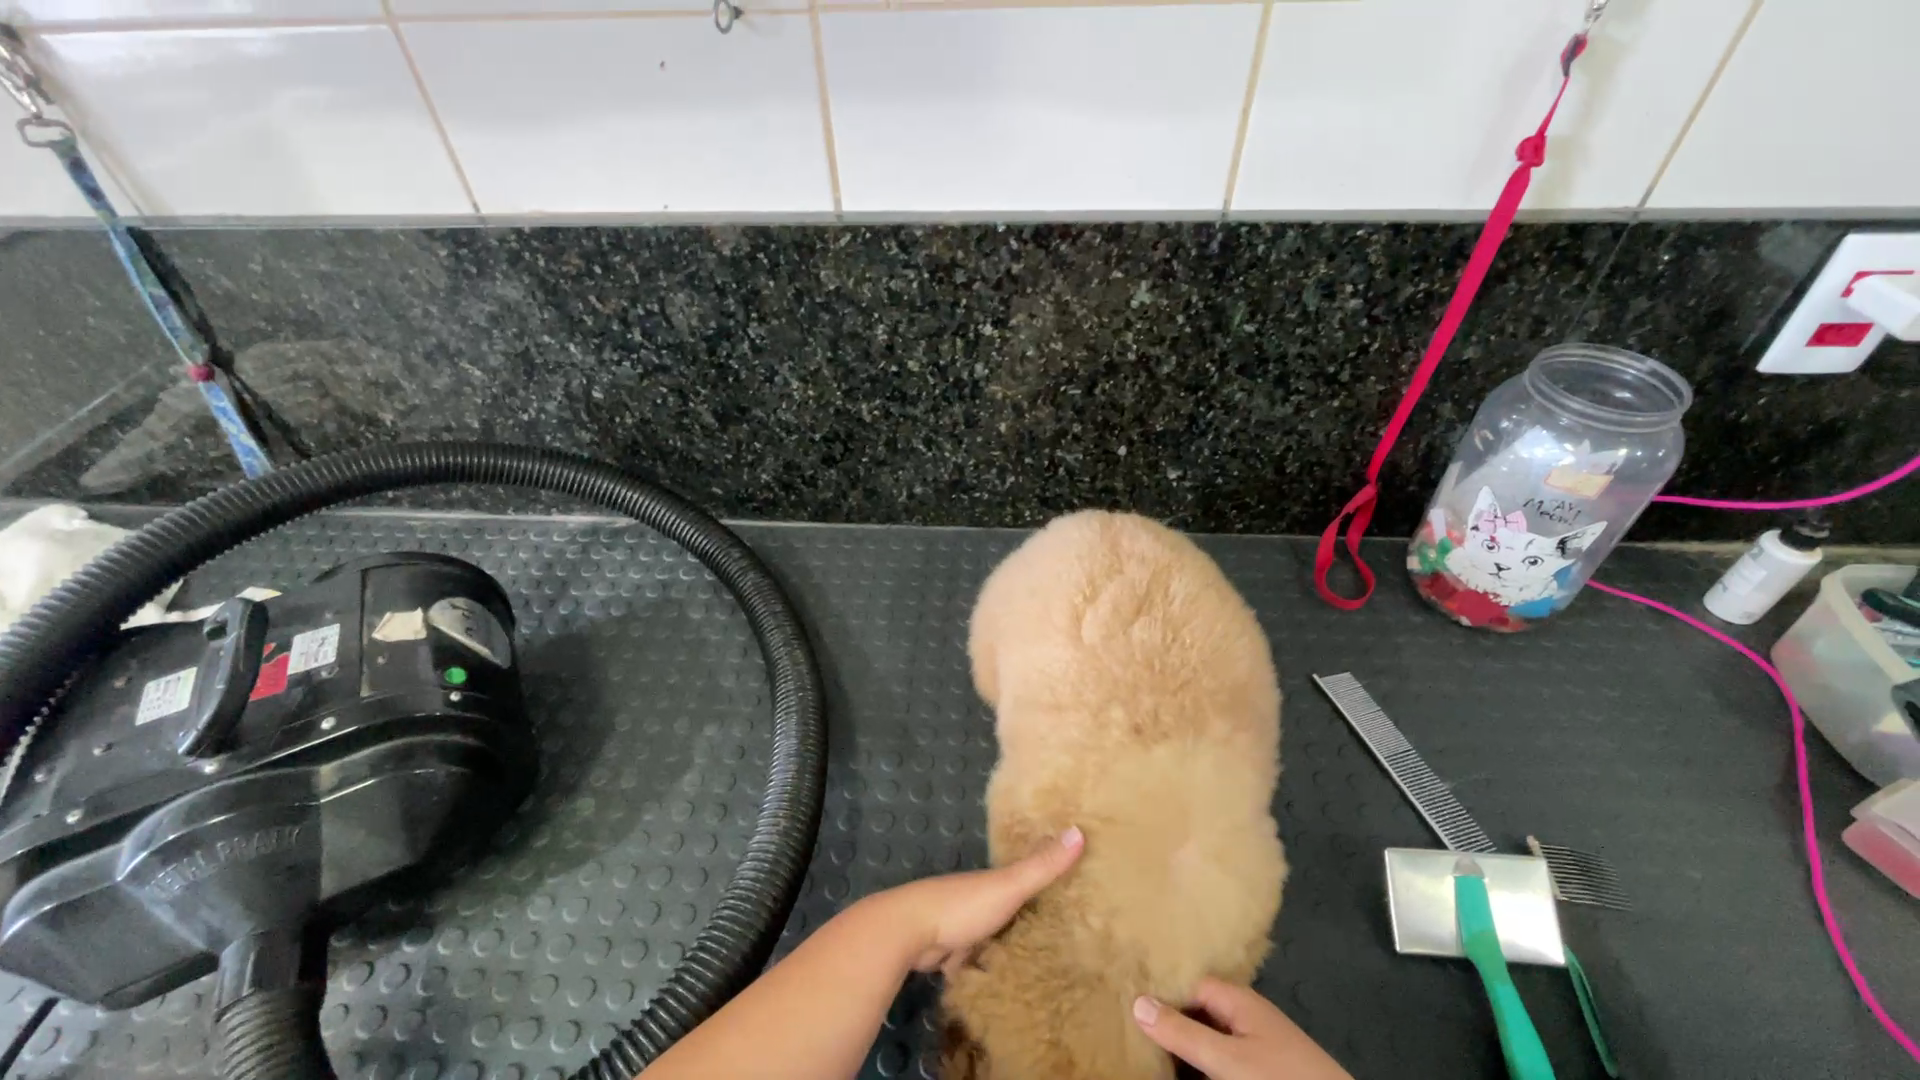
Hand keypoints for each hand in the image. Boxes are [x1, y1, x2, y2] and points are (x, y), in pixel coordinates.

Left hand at [869, 826, 1084, 972]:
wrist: (907, 932)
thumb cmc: (961, 905)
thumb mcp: (1008, 885)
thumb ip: (1041, 865)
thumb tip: (1080, 829)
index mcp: (990, 880)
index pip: (1020, 874)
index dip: (1039, 875)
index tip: (1064, 882)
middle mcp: (973, 899)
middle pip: (1001, 906)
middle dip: (1018, 915)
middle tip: (1051, 930)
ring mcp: (956, 926)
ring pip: (983, 935)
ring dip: (996, 943)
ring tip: (1026, 960)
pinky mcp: (943, 954)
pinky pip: (967, 962)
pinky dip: (976, 969)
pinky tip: (990, 982)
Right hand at [1132, 977, 1353, 1079]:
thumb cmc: (1280, 1079)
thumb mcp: (1226, 1060)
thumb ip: (1182, 1033)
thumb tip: (1137, 1001)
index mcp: (1238, 1001)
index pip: (1189, 984)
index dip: (1160, 990)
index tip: (1124, 995)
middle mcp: (1246, 1016)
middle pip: (1198, 1010)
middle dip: (1169, 1017)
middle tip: (1128, 1023)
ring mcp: (1256, 1045)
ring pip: (1210, 1037)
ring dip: (1185, 1043)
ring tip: (1147, 1049)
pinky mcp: (1262, 1069)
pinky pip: (1223, 1057)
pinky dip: (1202, 1062)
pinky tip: (1185, 1072)